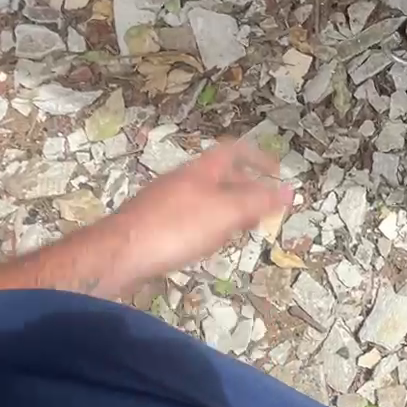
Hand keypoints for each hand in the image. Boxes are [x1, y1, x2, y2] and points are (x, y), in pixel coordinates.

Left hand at [69, 140, 292, 296]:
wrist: (116, 255)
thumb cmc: (176, 228)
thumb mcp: (227, 213)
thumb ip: (259, 201)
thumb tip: (290, 190)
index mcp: (201, 171)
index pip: (234, 151)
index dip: (258, 158)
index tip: (277, 172)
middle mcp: (182, 180)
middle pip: (221, 175)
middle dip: (247, 189)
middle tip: (264, 208)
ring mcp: (164, 201)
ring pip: (206, 197)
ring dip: (229, 209)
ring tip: (240, 229)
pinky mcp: (152, 223)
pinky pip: (190, 216)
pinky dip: (209, 224)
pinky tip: (206, 244)